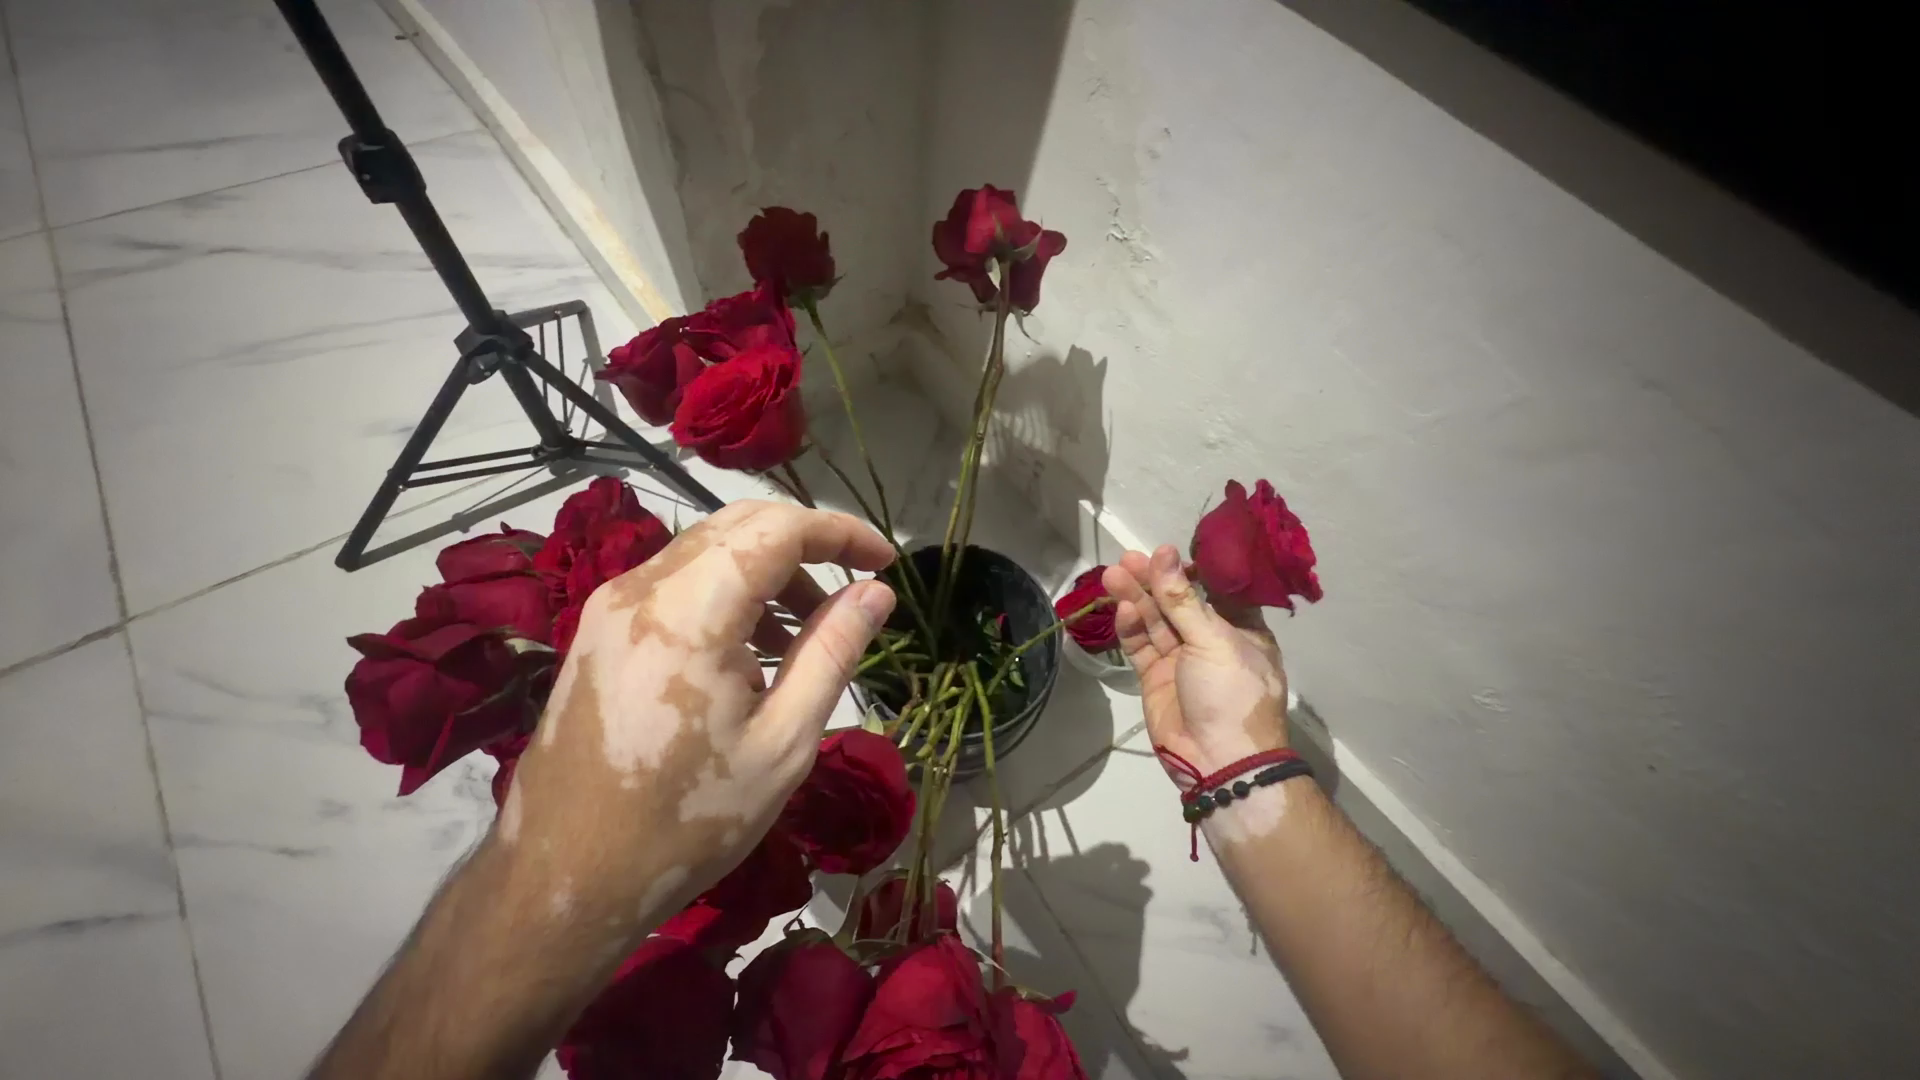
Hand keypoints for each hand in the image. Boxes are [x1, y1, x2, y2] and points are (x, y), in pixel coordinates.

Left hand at [495, 500, 896, 935]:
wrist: (562, 880)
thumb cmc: (687, 821)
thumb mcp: (783, 742)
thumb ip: (833, 651)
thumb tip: (877, 592)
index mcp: (692, 611)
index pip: (779, 528)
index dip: (841, 533)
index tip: (887, 562)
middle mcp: (644, 587)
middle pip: (741, 524)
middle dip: (807, 545)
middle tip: (851, 593)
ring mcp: (611, 605)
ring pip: (708, 548)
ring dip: (768, 570)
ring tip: (806, 633)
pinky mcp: (599, 629)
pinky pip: (677, 581)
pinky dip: (728, 592)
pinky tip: (751, 652)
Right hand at [1103, 546, 1287, 782]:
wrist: (1219, 760)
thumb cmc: (1233, 694)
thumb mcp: (1213, 641)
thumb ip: (1182, 599)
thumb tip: (1164, 553)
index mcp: (1242, 631)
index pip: (1216, 591)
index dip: (1192, 570)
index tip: (1168, 550)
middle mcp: (1212, 642)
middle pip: (1179, 603)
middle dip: (1154, 580)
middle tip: (1128, 557)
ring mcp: (1182, 661)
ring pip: (1156, 621)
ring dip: (1136, 597)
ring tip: (1113, 573)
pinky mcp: (1156, 678)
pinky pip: (1142, 646)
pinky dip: (1132, 627)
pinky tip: (1122, 607)